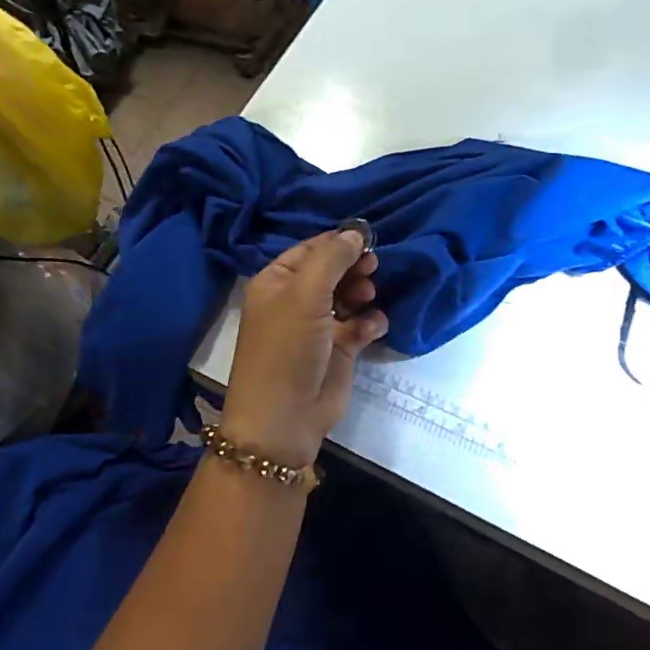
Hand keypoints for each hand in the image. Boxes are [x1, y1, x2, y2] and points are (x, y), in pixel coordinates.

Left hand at [220, 229, 388, 467]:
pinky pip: (360, 324)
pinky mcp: (339, 349)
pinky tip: (373, 327)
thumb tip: (356, 232)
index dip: (338, 242)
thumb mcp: (305, 294)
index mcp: (277, 281)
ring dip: (363, 292)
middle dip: (354, 266)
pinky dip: (370, 322)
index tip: (368, 239)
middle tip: (373, 266)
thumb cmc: (287, 348)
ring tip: (368, 297)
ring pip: (349, 295)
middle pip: (333, 270)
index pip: (311, 248)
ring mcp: (318, 325)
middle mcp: (296, 299)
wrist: (285, 418)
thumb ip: (332, 258)